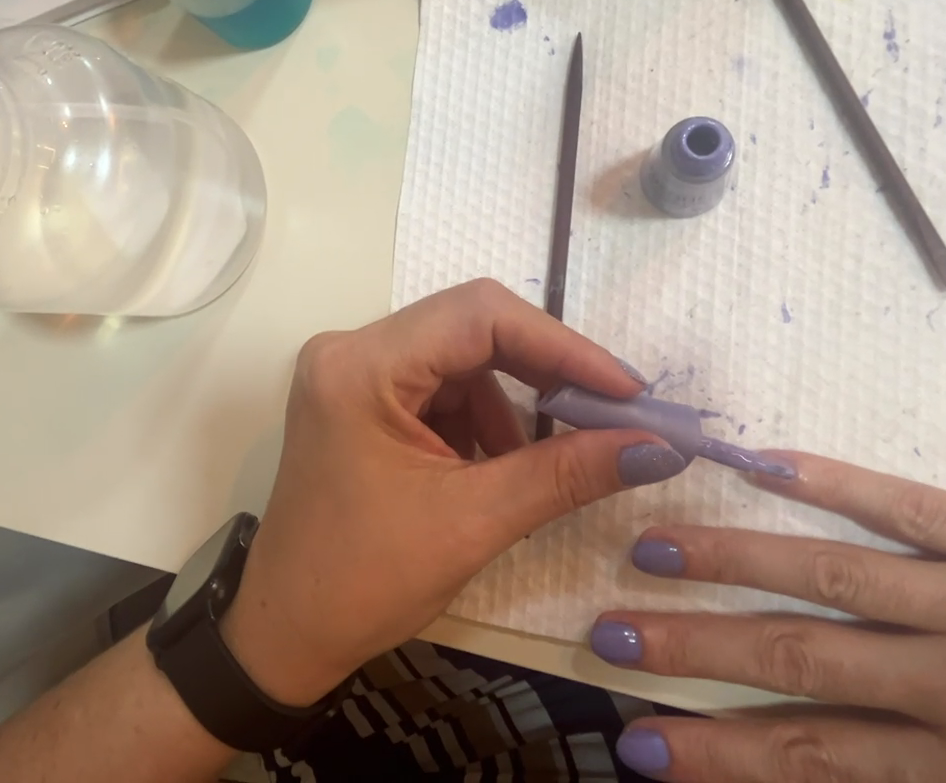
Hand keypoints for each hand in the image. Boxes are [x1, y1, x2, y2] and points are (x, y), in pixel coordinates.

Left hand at [219, 279, 687, 705]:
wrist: (287, 630)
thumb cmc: (364, 582)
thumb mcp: (473, 522)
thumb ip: (566, 473)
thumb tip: (658, 445)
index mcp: (361, 366)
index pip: (478, 315)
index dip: (561, 345)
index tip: (626, 390)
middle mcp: (350, 349)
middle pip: (468, 327)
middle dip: (541, 370)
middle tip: (606, 414)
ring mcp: (351, 370)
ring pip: (458, 357)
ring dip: (509, 402)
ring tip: (542, 459)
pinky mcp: (360, 396)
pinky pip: (438, 385)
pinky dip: (479, 417)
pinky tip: (496, 463)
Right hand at [595, 453, 945, 781]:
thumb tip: (833, 766)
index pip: (814, 759)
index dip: (719, 755)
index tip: (642, 747)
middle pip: (797, 662)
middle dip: (693, 652)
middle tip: (610, 637)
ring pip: (830, 574)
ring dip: (730, 562)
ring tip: (651, 550)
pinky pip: (909, 504)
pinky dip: (829, 481)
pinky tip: (761, 462)